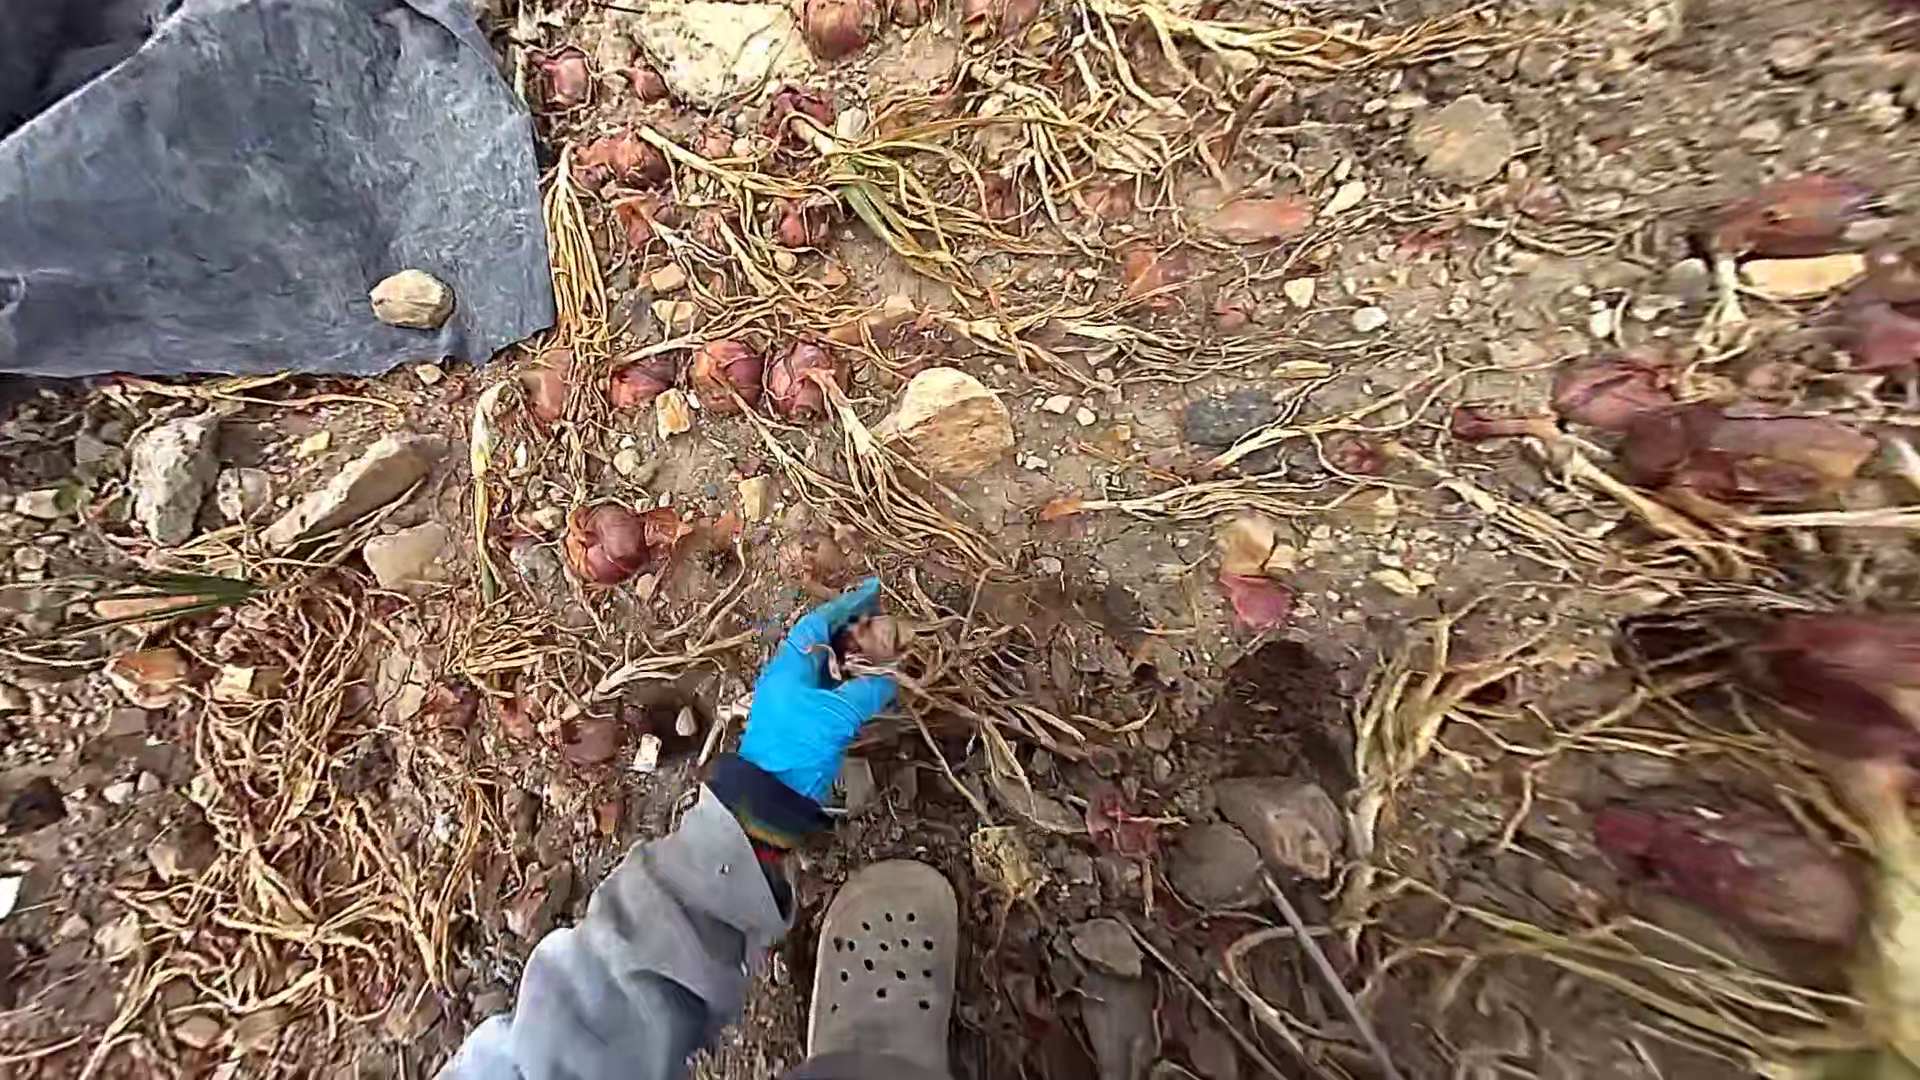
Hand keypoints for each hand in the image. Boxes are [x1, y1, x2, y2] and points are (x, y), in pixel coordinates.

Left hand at [739, 578, 896, 800]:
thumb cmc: (797, 747)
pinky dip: (850, 675)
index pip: (819, 622)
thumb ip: (867, 691)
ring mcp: (795, 694)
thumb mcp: (838, 716)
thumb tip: (891, 677)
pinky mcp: (804, 713)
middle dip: (852, 625)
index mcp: (790, 665)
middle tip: (880, 617)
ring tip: (880, 643)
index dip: (846, 605)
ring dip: (853, 650)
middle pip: (823, 638)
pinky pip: (830, 683)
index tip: (871, 591)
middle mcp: (790, 673)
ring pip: (827, 660)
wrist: (771, 795)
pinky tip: (869, 677)